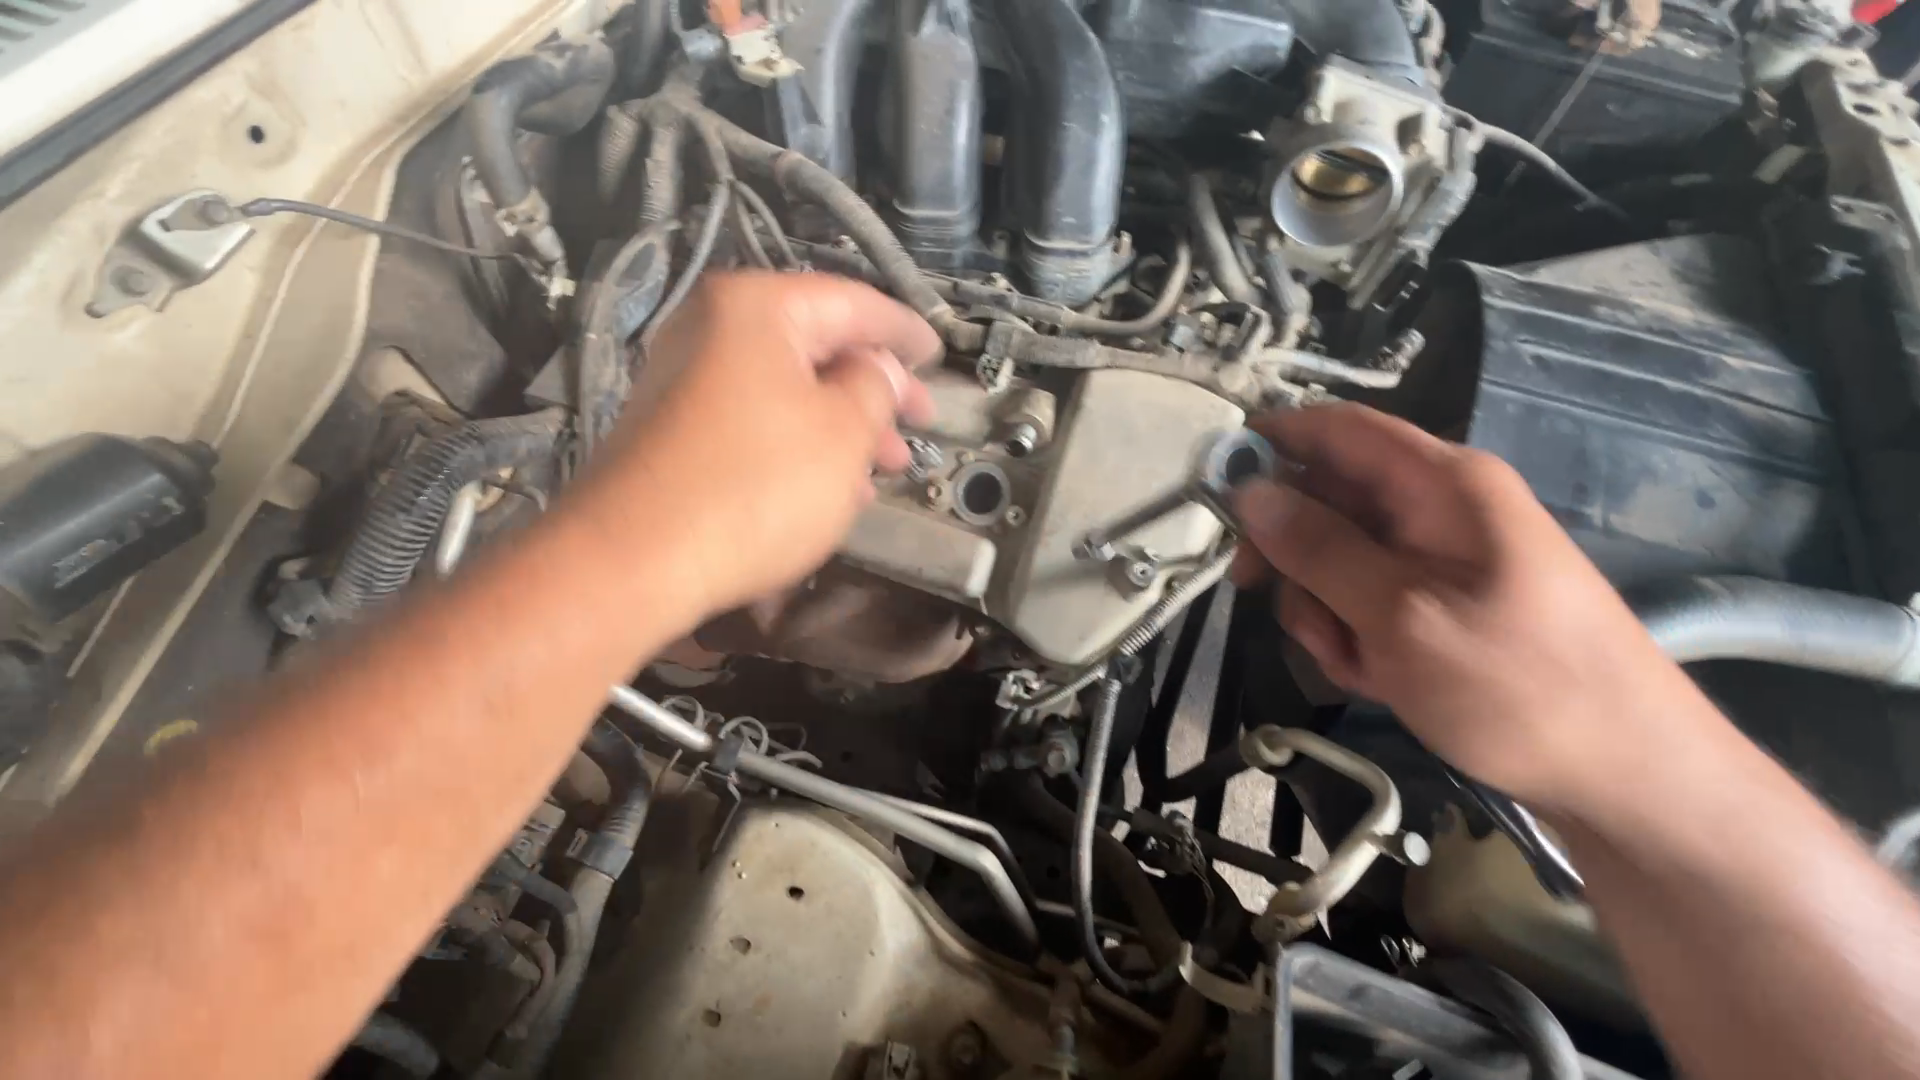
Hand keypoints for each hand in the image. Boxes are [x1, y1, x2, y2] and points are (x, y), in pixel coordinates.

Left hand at [576, 272, 939, 621]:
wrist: (634, 561)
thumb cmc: (757, 486)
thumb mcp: (843, 432)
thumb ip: (877, 387)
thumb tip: (881, 369)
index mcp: (756, 308)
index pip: (853, 302)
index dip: (905, 331)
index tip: (939, 354)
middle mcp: (713, 329)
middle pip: (818, 346)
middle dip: (876, 388)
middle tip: (920, 423)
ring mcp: (687, 380)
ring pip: (789, 390)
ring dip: (844, 424)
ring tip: (887, 467)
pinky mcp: (675, 431)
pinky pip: (757, 421)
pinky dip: (802, 445)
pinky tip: (833, 486)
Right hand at [1230, 403, 1714, 816]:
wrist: (1627, 778)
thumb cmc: (1519, 687)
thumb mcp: (1400, 617)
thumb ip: (1318, 549)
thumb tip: (1248, 492)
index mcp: (1442, 484)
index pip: (1339, 430)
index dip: (1271, 439)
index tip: (1212, 479)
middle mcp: (1437, 508)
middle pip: (1327, 498)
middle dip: (1290, 551)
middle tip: (1255, 592)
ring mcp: (1438, 559)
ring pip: (1335, 557)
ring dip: (1321, 607)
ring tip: (1354, 662)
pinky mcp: (1437, 603)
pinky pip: (1364, 599)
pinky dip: (1353, 635)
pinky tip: (1379, 677)